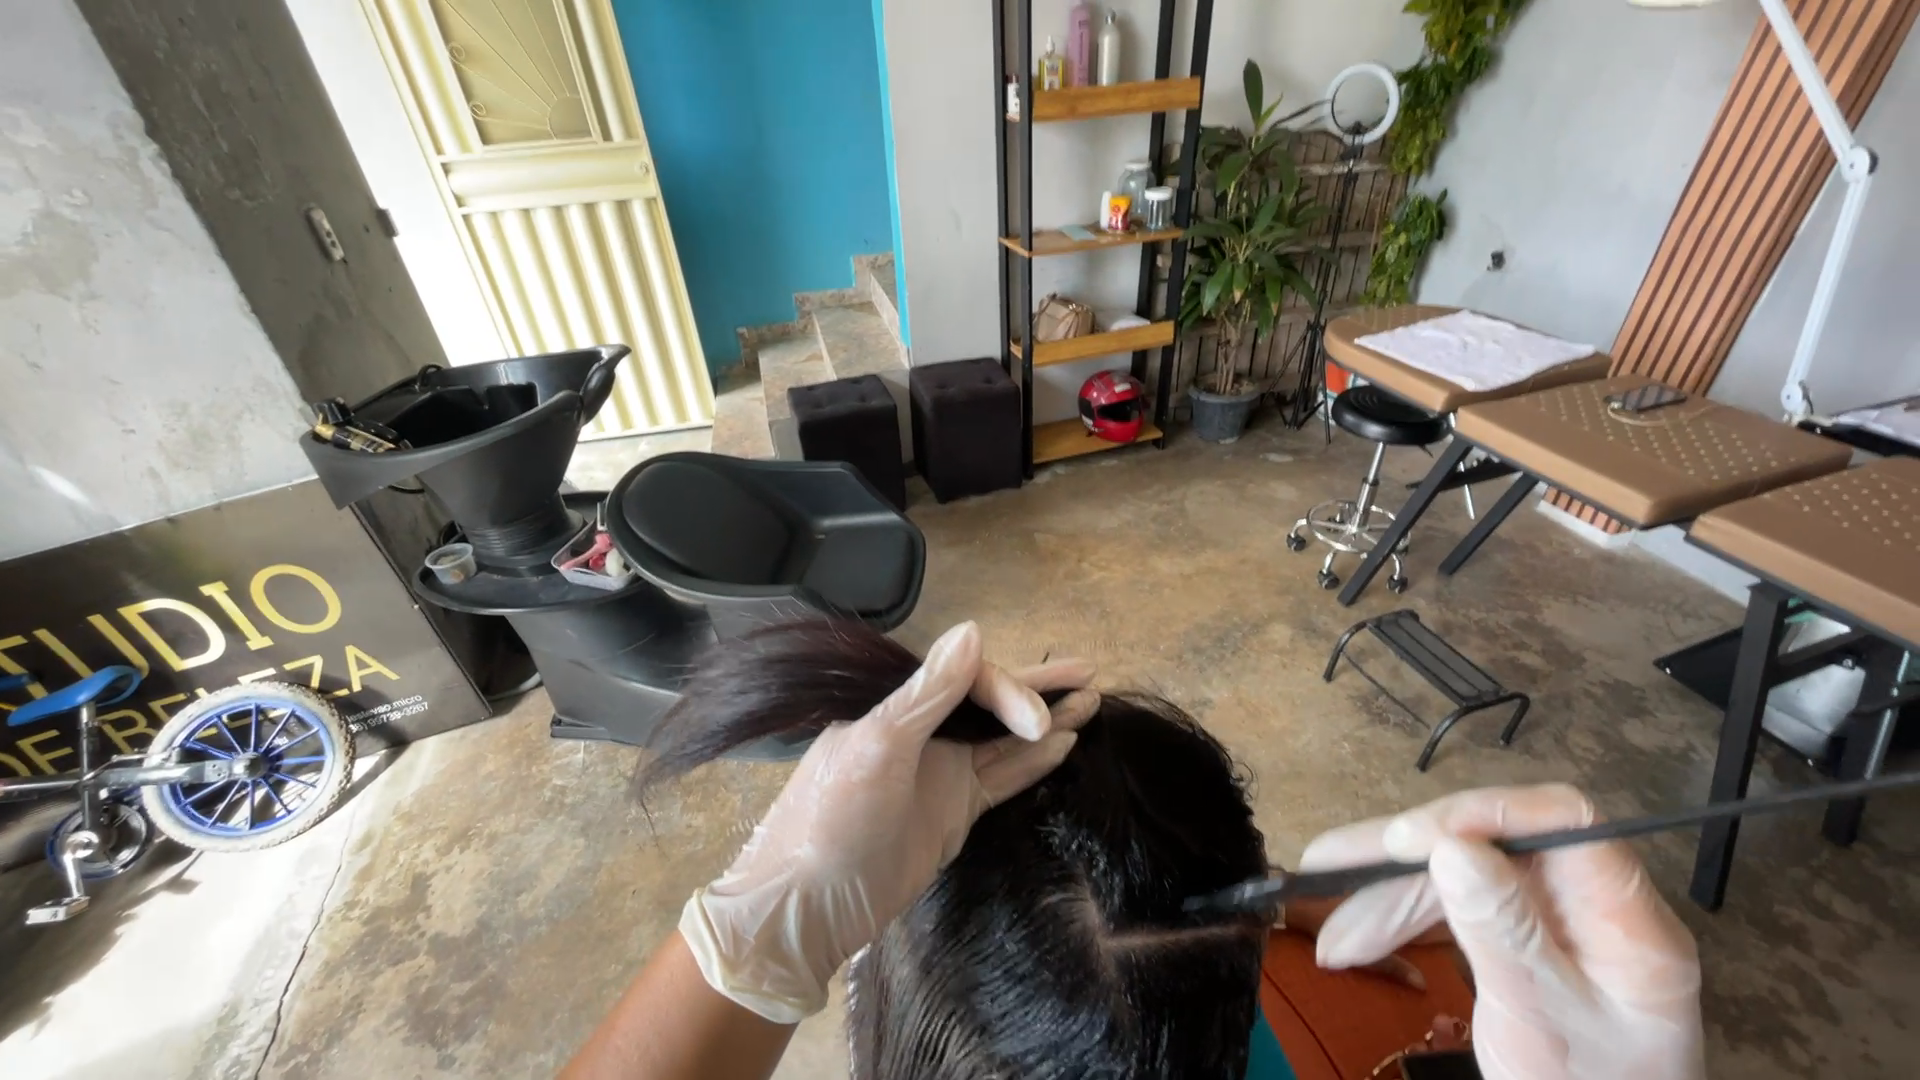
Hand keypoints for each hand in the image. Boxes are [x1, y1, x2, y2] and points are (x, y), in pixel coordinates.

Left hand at [679, 622, 1098, 1023]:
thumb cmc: (834, 817)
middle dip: (1039, 688)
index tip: (1039, 720)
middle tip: (1089, 673)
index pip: (969, 679)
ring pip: (1005, 738)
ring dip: (1045, 722)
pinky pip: (1003, 775)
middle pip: (992, 701)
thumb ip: (929, 691)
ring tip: (1090, 703)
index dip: (1010, 691)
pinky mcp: (956, 810)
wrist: (808, 907)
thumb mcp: (878, 745)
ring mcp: (943, 772)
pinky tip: (1066, 745)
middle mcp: (926, 731)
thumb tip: (974, 628)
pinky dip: (1034, 761)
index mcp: (901, 707)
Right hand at [1298, 784, 1704, 1079]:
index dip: (1481, 812)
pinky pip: (1447, 903)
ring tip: (1332, 938)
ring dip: (1385, 896)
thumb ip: (1501, 930)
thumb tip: (1449, 845)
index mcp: (1624, 917)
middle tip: (1327, 870)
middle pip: (1487, 843)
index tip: (1406, 839)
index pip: (1561, 820)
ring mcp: (1546, 910)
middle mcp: (1584, 897)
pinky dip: (1396, 919)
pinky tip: (1353, 941)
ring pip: (1453, 871)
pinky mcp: (1511, 927)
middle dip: (1403, 861)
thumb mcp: (1542, 1020)